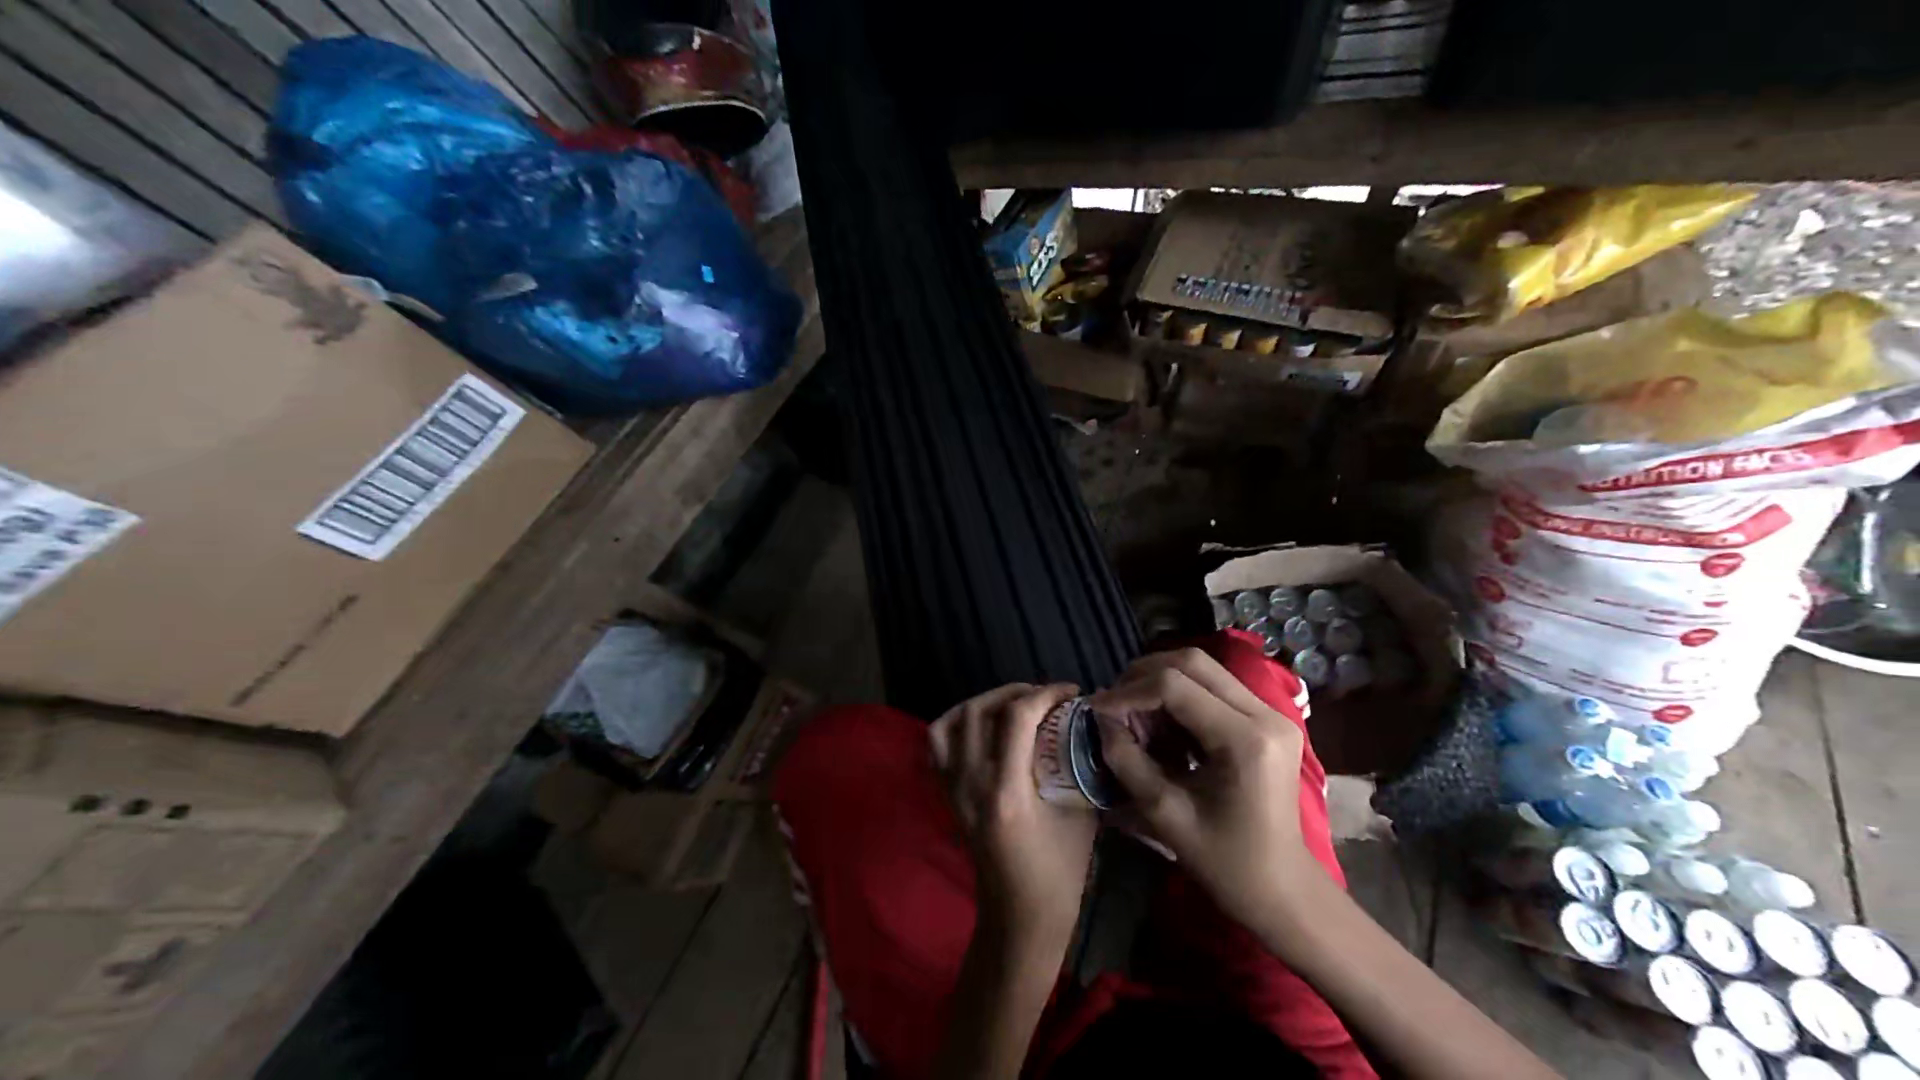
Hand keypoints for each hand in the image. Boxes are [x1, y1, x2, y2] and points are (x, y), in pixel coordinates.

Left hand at [930, 682, 1096, 945]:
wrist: (1019, 917)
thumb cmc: (1059, 873)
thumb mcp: (1081, 815)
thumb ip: (1080, 766)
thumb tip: (1089, 725)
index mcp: (1007, 793)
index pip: (1016, 718)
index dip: (1045, 694)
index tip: (1070, 691)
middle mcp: (970, 784)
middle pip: (978, 711)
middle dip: (1014, 692)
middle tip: (1044, 695)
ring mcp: (952, 789)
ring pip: (951, 722)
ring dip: (981, 703)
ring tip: (1012, 704)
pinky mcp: (946, 795)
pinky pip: (937, 745)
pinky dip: (956, 724)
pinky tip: (984, 726)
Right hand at [1088, 649, 1326, 929]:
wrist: (1283, 889)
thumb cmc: (1225, 862)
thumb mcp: (1165, 814)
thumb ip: (1127, 760)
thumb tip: (1101, 720)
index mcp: (1245, 740)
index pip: (1175, 685)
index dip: (1129, 692)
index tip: (1097, 710)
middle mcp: (1265, 714)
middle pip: (1192, 663)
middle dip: (1143, 676)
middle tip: (1113, 704)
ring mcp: (1272, 714)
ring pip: (1203, 669)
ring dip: (1160, 682)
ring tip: (1133, 714)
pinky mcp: (1268, 720)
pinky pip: (1215, 687)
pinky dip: (1180, 695)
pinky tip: (1161, 723)